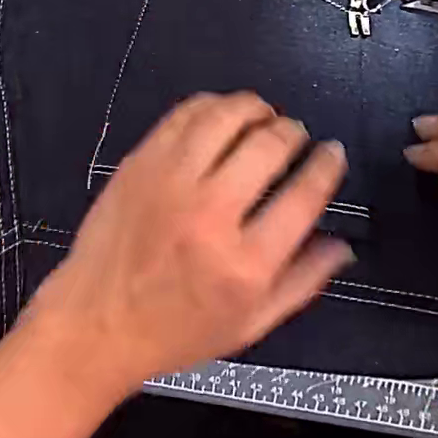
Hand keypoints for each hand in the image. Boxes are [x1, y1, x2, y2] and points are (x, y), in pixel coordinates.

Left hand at [19, 92, 353, 394]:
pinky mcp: (143, 161)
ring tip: (265, 117)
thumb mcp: (250, 325)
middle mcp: (211, 215)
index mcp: (244, 264)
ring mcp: (171, 182)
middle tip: (297, 136)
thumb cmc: (177, 332)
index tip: (332, 151)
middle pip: (270, 145)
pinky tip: (224, 117)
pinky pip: (187, 112)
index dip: (327, 164)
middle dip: (295, 132)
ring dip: (257, 108)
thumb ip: (303, 282)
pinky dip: (215, 105)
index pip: (304, 194)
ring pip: (228, 116)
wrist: (93, 327)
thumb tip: (344, 244)